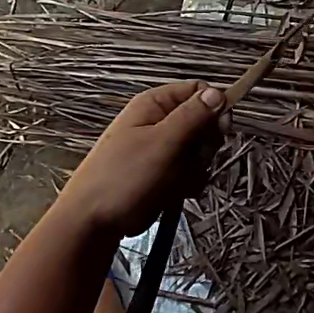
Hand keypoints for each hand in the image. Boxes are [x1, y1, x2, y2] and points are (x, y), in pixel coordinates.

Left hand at [58, 81, 226, 236]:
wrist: (94, 220)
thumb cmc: (124, 176)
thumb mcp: (161, 142)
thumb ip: (192, 117)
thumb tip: (219, 92)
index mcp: (156, 104)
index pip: (199, 92)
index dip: (215, 108)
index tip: (219, 130)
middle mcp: (161, 121)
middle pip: (205, 123)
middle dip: (203, 146)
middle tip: (188, 160)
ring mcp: (163, 148)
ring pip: (201, 151)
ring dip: (195, 169)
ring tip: (174, 181)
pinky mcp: (166, 172)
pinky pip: (192, 171)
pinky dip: (188, 183)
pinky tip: (175, 192)